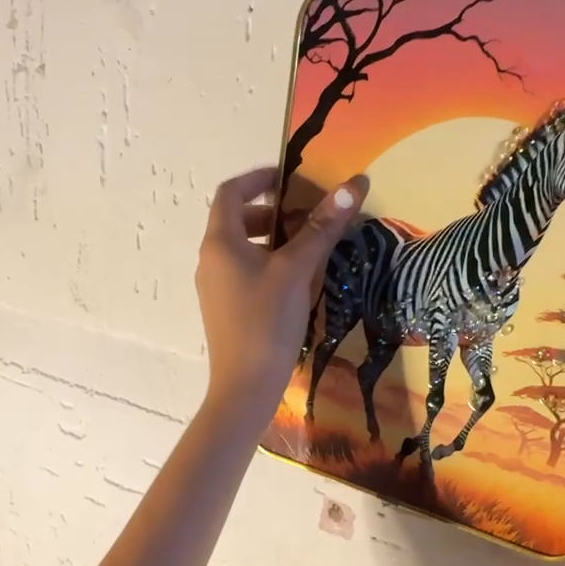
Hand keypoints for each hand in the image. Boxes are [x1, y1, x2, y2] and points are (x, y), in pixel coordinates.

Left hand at [195, 167, 366, 420]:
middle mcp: (210, 261)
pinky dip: (266, 264)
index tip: (290, 180)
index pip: (231, 191)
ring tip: (305, 248)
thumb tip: (355, 184)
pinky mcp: (224, 311)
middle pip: (234, 219)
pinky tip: (294, 282)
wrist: (245, 387)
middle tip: (304, 216)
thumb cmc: (267, 322)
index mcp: (219, 242)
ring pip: (240, 249)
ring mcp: (214, 288)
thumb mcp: (298, 271)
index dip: (259, 178)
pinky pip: (243, 273)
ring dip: (271, 239)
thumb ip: (323, 227)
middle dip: (270, 211)